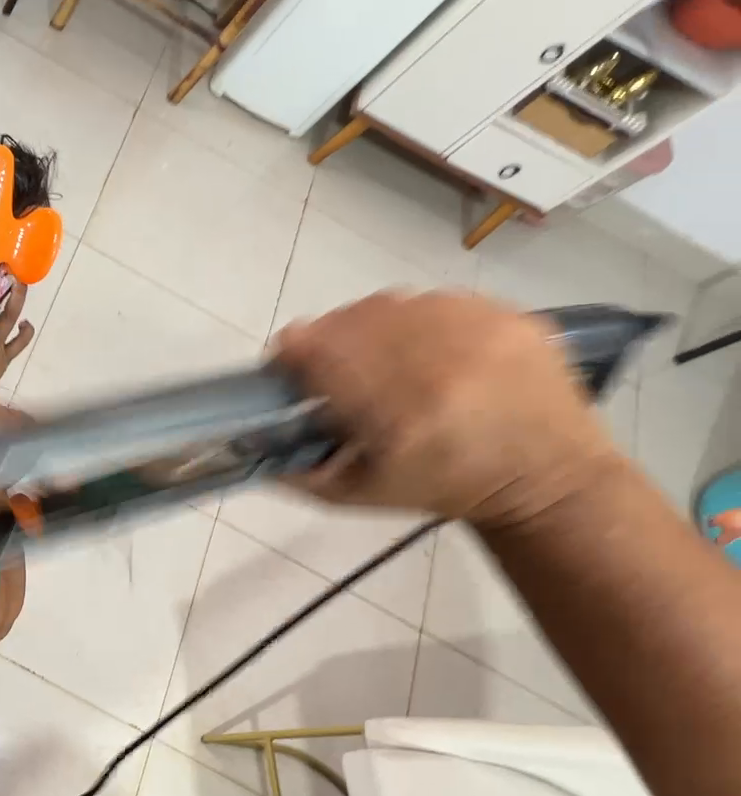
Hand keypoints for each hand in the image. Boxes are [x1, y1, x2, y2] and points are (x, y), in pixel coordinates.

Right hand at [272, 291, 620, 531]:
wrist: (548, 478)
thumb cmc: (438, 488)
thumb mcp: (352, 495)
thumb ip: (293, 470)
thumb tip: (247, 440)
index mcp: (393, 411)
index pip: (315, 348)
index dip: (289, 353)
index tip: (285, 368)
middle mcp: (437, 361)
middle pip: (347, 319)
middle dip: (326, 340)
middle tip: (327, 365)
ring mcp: (480, 331)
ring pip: (389, 303)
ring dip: (367, 326)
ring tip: (375, 354)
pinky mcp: (511, 316)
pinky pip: (436, 299)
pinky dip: (415, 319)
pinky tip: (422, 347)